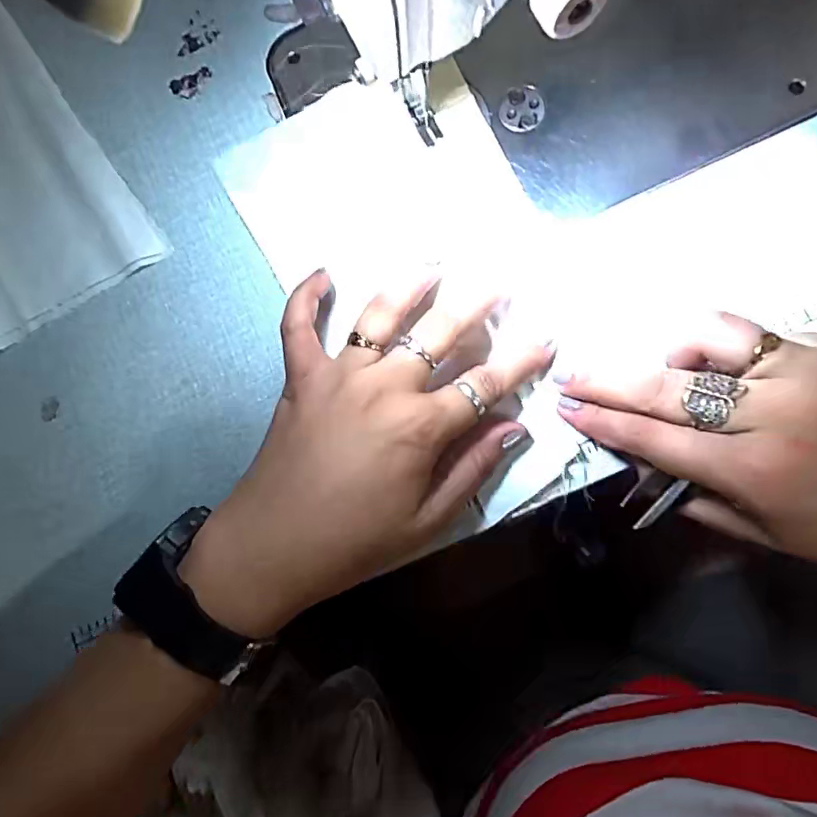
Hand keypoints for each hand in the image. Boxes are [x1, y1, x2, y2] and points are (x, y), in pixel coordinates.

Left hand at [182, 270, 553, 637]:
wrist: (271, 548)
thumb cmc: (356, 541)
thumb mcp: (429, 519)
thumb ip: (474, 468)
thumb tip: (515, 427)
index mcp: (420, 426)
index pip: (484, 385)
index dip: (520, 364)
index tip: (546, 344)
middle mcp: (384, 388)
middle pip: (439, 334)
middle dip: (475, 307)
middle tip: (498, 285)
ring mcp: (338, 376)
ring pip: (378, 317)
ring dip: (407, 287)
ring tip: (431, 267)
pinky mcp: (300, 378)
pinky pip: (299, 327)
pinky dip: (307, 298)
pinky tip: (321, 274)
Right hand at [555, 313, 816, 607]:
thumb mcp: (768, 534)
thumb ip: (700, 497)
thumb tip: (647, 464)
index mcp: (760, 473)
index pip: (659, 439)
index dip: (606, 422)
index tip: (568, 406)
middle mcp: (781, 413)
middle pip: (673, 384)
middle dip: (613, 380)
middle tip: (577, 374)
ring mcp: (814, 369)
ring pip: (716, 334)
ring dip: (678, 350)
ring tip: (671, 368)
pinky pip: (769, 337)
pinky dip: (741, 354)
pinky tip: (745, 375)